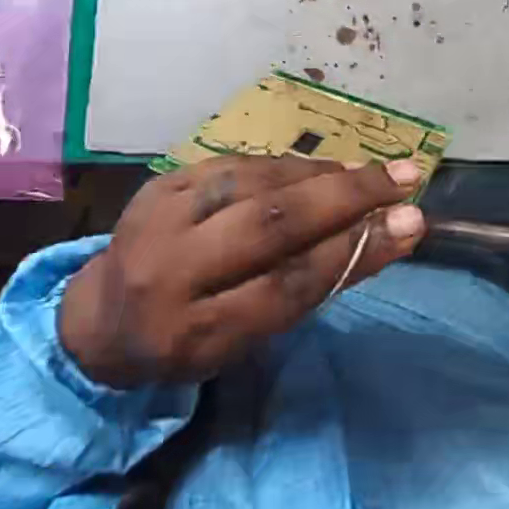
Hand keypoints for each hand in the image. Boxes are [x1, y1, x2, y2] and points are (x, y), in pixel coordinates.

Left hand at [60, 155, 426, 386]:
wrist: (101, 315)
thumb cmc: (182, 342)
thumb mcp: (239, 342)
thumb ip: (298, 294)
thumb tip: (373, 238)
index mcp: (194, 331)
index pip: (286, 285)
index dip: (352, 253)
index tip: (408, 225)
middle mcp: (171, 269)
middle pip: (269, 223)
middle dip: (344, 196)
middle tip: (403, 179)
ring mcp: (160, 217)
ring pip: (253, 183)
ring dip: (318, 174)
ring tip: (367, 173)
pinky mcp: (160, 183)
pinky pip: (232, 166)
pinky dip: (282, 166)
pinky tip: (318, 167)